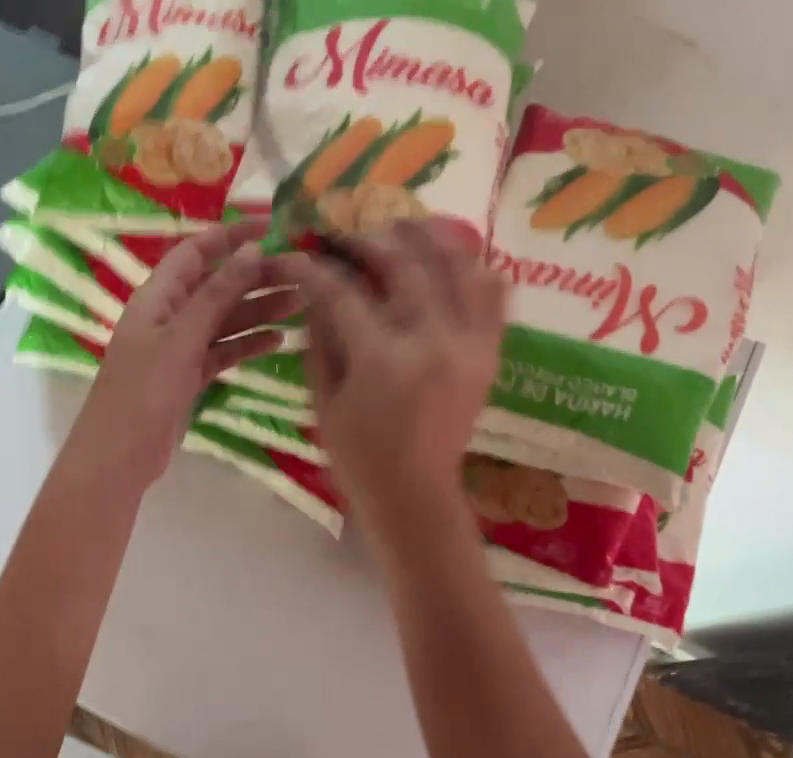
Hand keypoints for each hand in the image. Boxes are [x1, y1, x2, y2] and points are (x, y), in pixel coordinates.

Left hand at [71, 221, 301, 482]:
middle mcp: (166, 317)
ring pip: (222, 321)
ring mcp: (176, 350)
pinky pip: (220, 352)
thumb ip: (216, 295)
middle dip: (255, 277)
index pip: (196, 253)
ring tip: (301, 304)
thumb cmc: (143, 392)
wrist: (118, 457)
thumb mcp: (181, 338)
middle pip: (215, 286)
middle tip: (303, 273)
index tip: (274, 226)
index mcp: (156, 297)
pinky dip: (246, 345)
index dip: (231, 237)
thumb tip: (251, 250)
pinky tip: (278, 340)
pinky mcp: (185, 379)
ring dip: (257, 311)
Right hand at [281, 218, 506, 534]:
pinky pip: (493, 290)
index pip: (344, 293)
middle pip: (404, 264)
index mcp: (382, 361)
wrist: (414, 493)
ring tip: (400, 229)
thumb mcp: (323, 398)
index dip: (316, 269)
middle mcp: (433, 341)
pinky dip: (471, 265)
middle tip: (346, 236)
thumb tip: (315, 286)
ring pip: (457, 263)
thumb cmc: (356, 454)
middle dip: (368, 240)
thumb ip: (320, 337)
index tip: (299, 254)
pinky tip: (446, 258)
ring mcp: (470, 343)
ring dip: (426, 237)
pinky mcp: (490, 350)